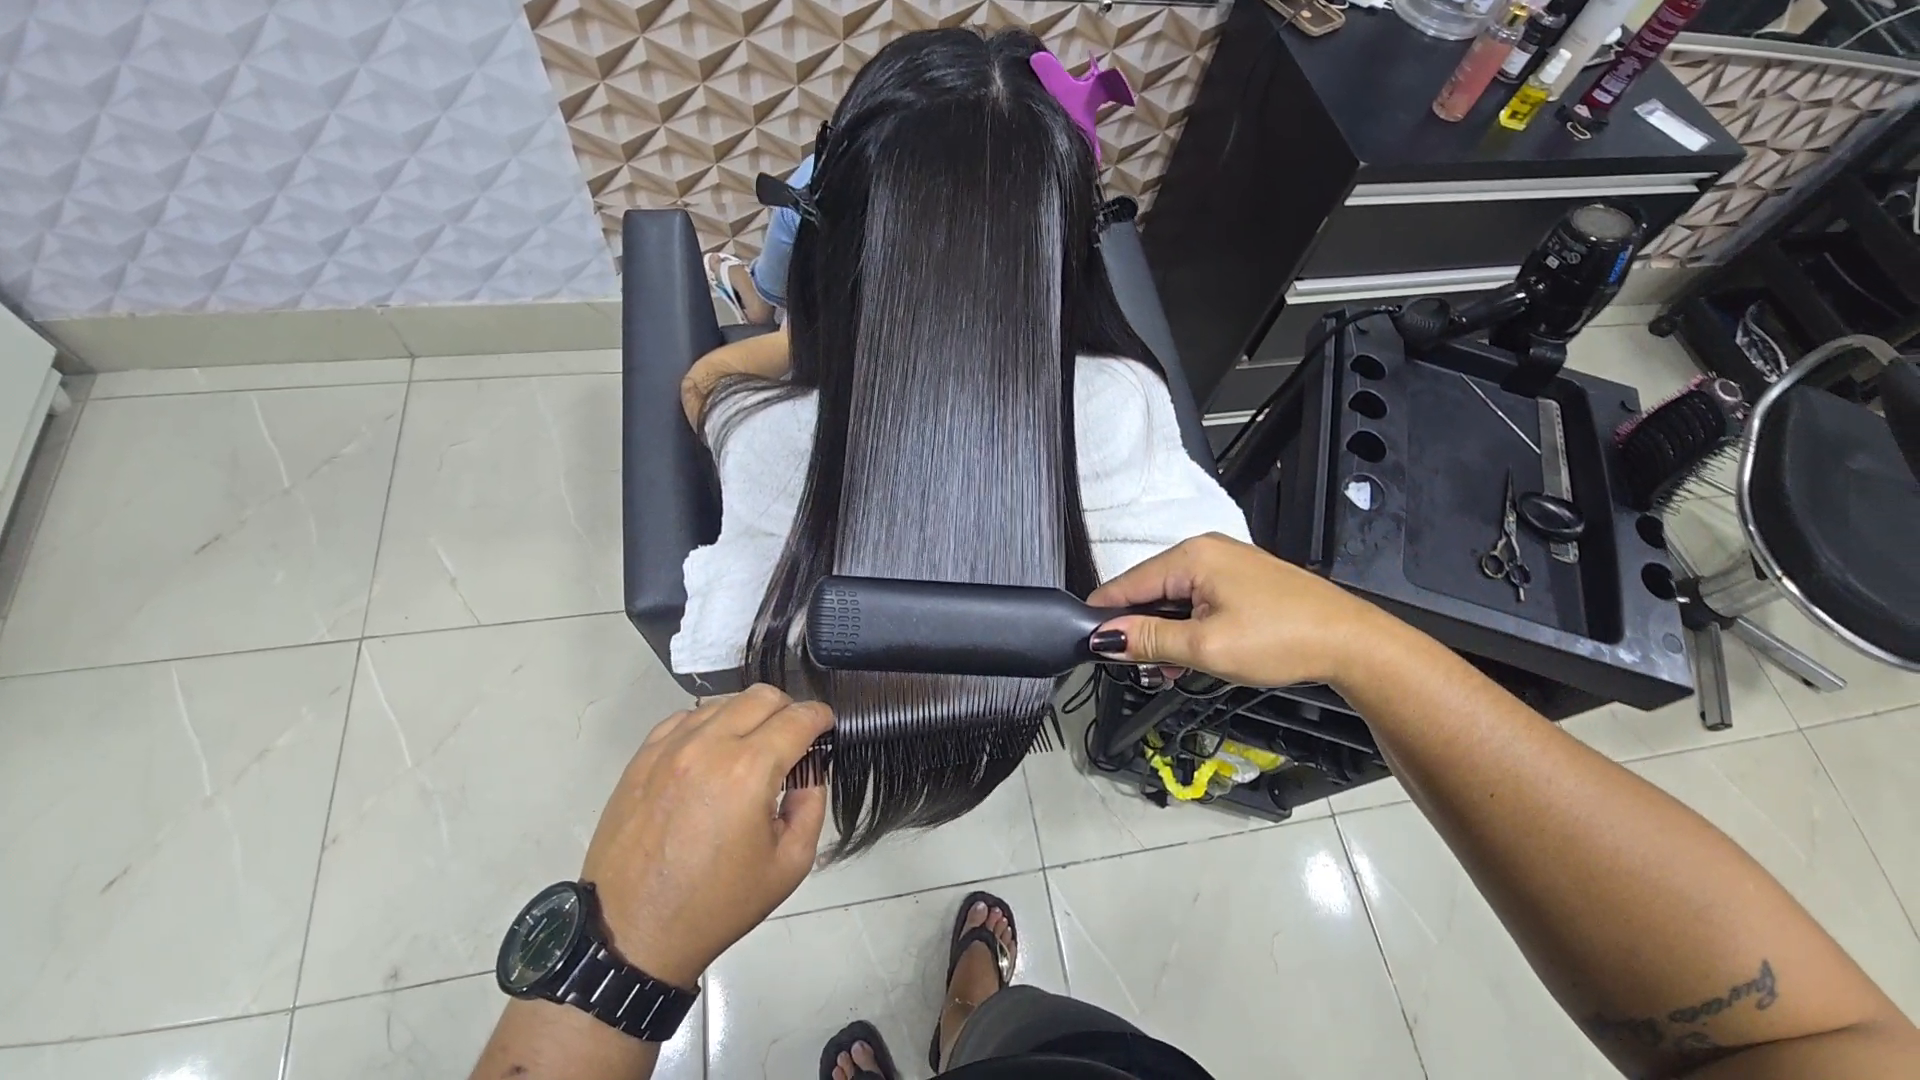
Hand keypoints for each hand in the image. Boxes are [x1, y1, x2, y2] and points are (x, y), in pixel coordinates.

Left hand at [581, 685, 831, 986]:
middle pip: (762, 697)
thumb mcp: (788, 865)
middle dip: (788, 710)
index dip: (822, 718)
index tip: (827, 729)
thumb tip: (810, 771)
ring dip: (747, 717)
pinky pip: (684, 719)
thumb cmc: (717, 905)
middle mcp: (709, 745)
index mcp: (750, 770)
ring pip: (722, 703)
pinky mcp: (641, 758)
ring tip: (751, 752)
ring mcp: (669, 747)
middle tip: (794, 741)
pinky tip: (712, 756)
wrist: (631, 934)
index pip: (798, 718)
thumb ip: (811, 806)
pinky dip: (708, 726)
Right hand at [1087, 533, 1393, 687]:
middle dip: (1140, 630)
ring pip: (1174, 599)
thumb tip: (1105, 637)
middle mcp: (1206, 550)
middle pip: (1149, 590)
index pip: (1126, 583)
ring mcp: (1227, 564)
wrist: (1351, 644)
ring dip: (1166, 634)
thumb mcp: (1205, 647)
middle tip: (1143, 669)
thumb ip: (1149, 640)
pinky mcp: (1242, 581)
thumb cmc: (1285, 639)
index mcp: (1191, 556)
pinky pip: (1198, 601)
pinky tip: (1196, 656)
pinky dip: (1190, 628)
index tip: (1089, 646)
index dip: (1104, 617)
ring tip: (1174, 670)